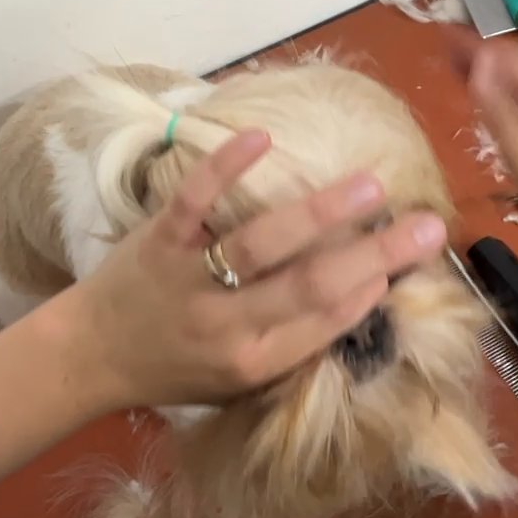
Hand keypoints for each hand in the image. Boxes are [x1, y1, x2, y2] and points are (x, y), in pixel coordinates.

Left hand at [42, 130, 449, 412]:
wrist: (92, 355)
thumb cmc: (174, 367)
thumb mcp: (237, 379)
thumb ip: (291, 343)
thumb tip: (356, 293)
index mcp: (254, 361)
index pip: (327, 322)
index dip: (371, 287)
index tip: (410, 257)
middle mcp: (229, 325)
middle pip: (312, 286)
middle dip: (376, 255)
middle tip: (425, 224)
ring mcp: (193, 279)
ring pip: (264, 245)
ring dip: (321, 213)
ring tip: (370, 186)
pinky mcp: (160, 241)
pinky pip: (195, 201)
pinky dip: (226, 168)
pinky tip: (261, 138)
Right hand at [450, 32, 517, 242]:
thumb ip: (496, 103)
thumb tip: (477, 62)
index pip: (509, 55)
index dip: (476, 43)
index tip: (445, 35)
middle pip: (513, 65)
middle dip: (479, 53)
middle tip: (444, 49)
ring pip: (515, 82)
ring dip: (486, 70)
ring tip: (455, 69)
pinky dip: (495, 91)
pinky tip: (482, 101)